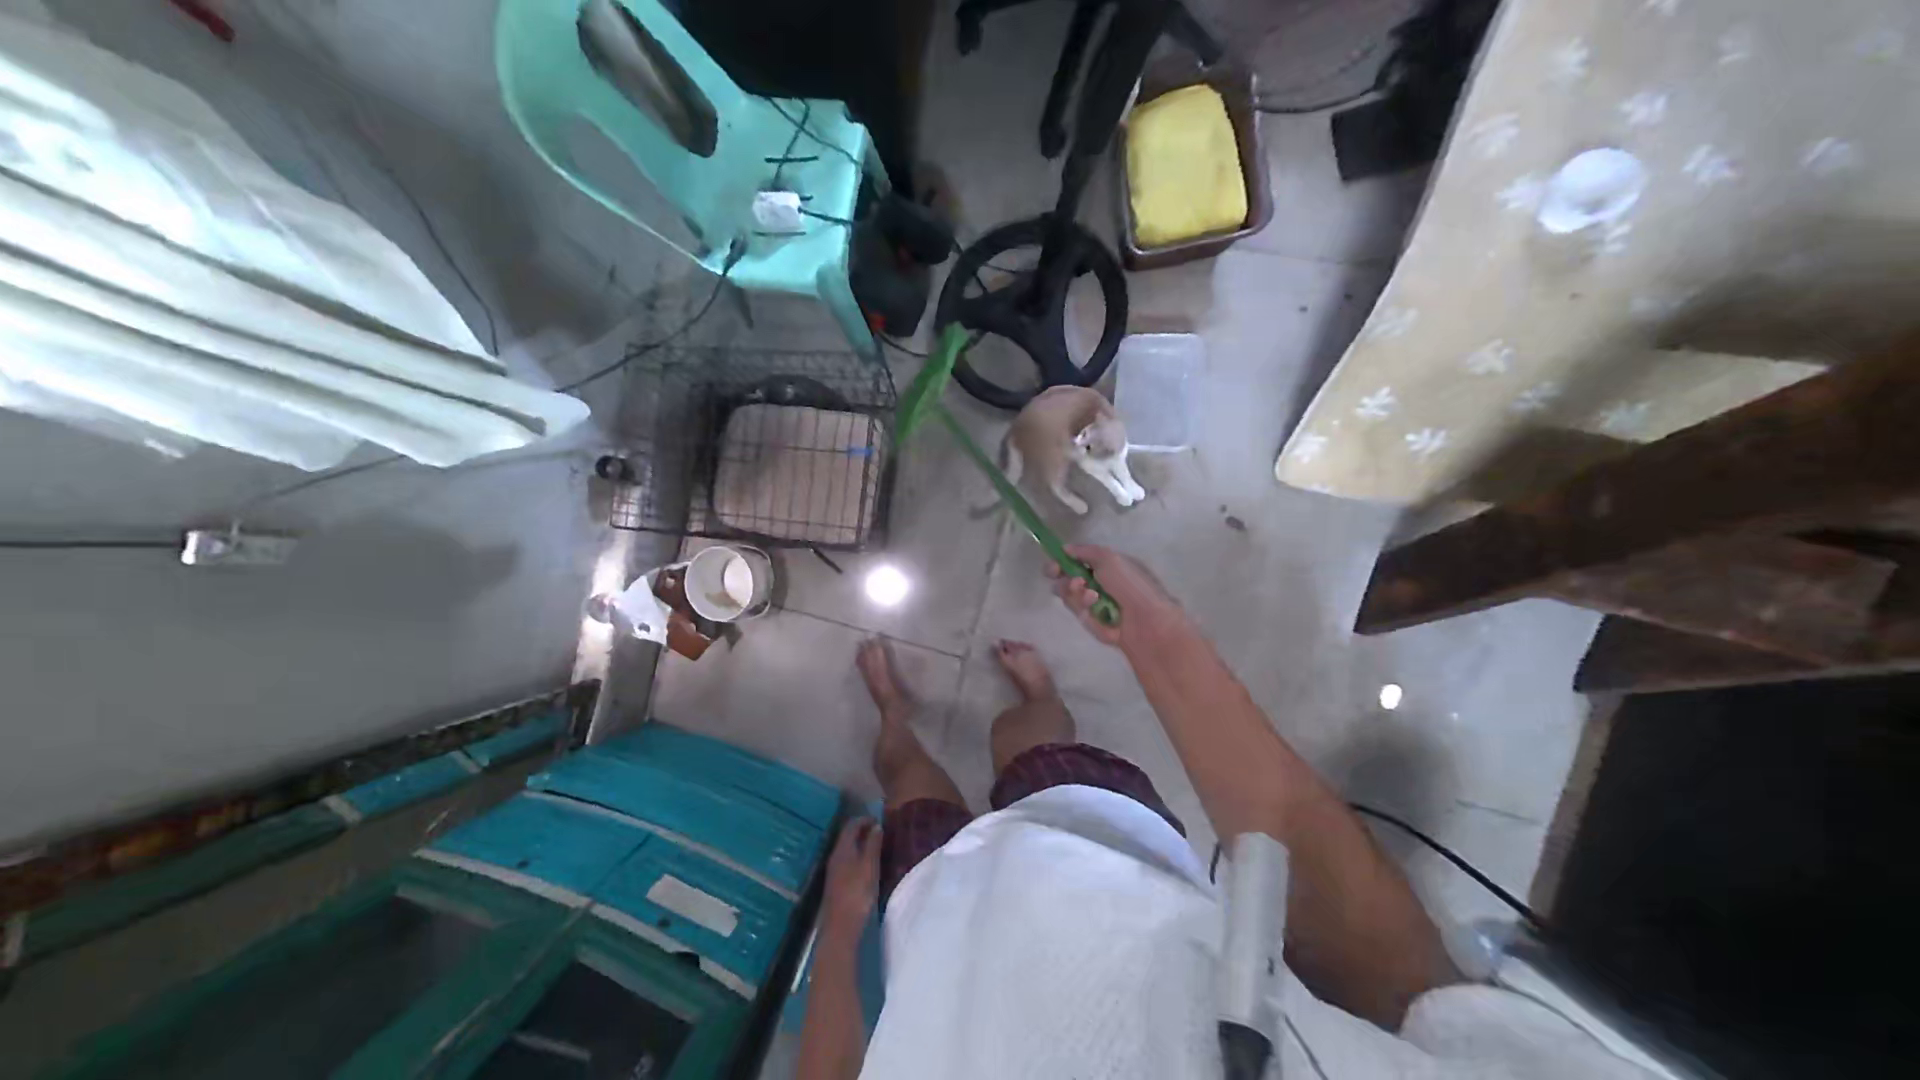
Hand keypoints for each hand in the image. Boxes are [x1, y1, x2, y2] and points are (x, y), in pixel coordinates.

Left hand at [822, 818, 881, 934]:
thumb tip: (876, 825)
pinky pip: (847, 860)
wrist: (841, 926)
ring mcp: (834, 870)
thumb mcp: (869, 866)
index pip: (851, 825)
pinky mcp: (836, 883)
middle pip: (847, 836)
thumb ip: (873, 844)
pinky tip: (867, 864)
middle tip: (880, 831)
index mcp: (842, 849)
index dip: (864, 819)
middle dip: (862, 830)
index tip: (879, 820)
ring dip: (860, 843)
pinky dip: (857, 855)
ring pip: (847, 849)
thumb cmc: (857, 893)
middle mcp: (835, 856)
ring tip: (877, 846)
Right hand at [1046, 544, 1185, 647]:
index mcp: (1103, 565)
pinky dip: (1084, 607)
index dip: (1060, 562)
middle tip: (1071, 582)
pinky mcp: (1089, 622)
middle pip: (1064, 578)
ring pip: (1067, 595)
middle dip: (1063, 579)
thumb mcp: (1109, 558)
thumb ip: (1084, 551)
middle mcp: (1095, 583)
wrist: (1144, 621)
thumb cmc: (1130, 585)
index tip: (1054, 566)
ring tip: (1092, 596)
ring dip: (1076, 593)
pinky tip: (1095, 607)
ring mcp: (1091, 603)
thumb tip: (1064, 548)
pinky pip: (1076, 611)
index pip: (1073, 561)